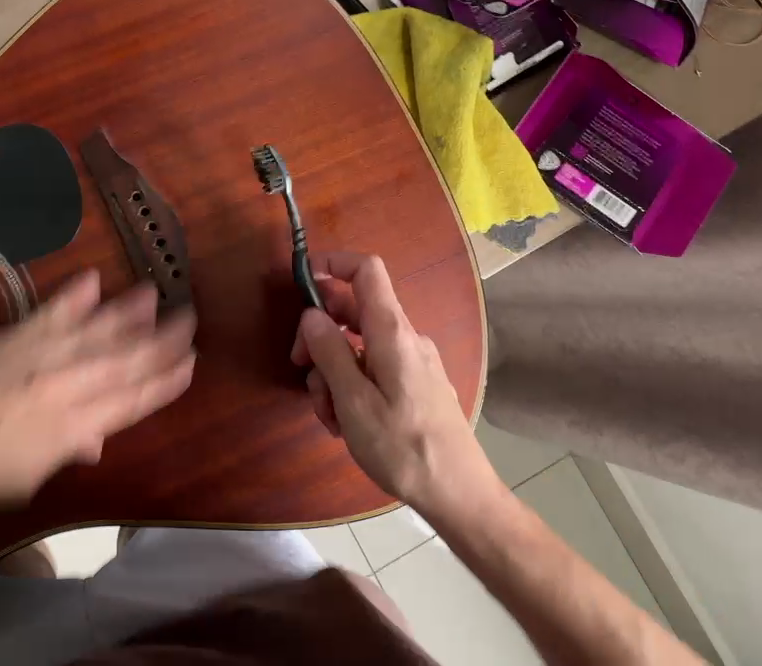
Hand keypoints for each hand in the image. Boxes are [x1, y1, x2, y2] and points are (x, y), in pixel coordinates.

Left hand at [0, 269, 196, 510]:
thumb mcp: (27, 477)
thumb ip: (66, 450)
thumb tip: (93, 440)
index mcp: (74, 426)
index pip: (132, 401)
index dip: (163, 383)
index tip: (189, 364)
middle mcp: (64, 385)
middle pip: (123, 360)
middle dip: (159, 342)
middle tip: (188, 320)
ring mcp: (36, 356)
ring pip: (94, 331)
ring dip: (127, 313)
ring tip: (153, 293)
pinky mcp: (9, 338)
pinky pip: (50, 313)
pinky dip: (73, 297)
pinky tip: (93, 280)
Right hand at [290, 252, 500, 519]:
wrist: (461, 497)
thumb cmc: (404, 448)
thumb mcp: (354, 403)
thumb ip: (330, 353)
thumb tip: (311, 314)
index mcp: (392, 333)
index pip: (366, 270)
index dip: (333, 263)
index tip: (302, 281)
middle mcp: (406, 339)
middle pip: (354, 311)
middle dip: (320, 335)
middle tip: (300, 369)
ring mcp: (413, 363)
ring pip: (360, 346)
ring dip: (333, 371)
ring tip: (328, 415)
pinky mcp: (416, 386)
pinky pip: (375, 370)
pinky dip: (353, 386)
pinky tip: (347, 423)